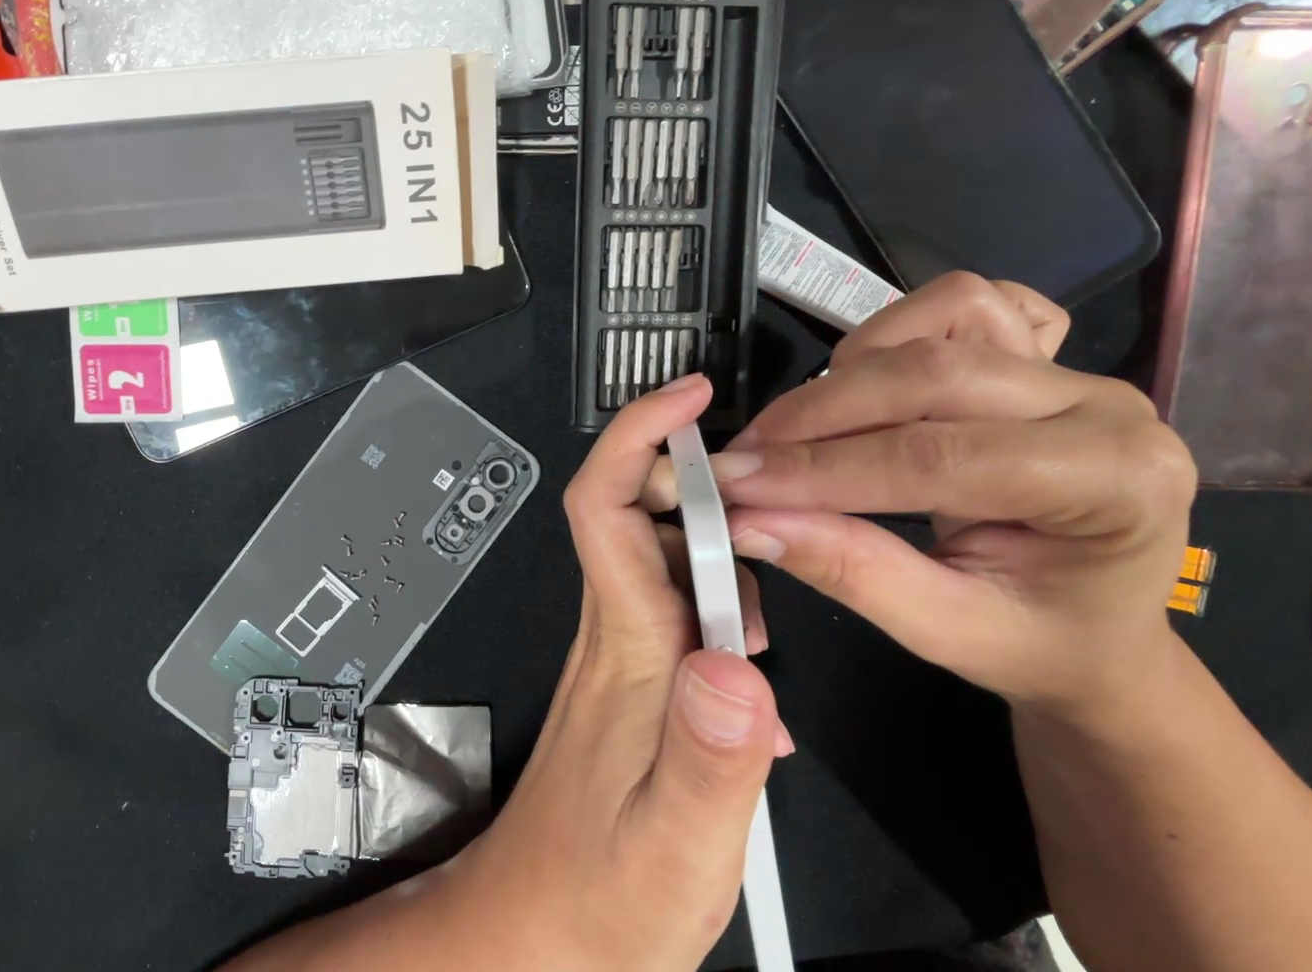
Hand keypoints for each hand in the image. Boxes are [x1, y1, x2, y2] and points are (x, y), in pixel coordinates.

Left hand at [224, 377, 787, 971]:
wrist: (535, 936)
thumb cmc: (598, 900)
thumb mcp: (676, 846)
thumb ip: (711, 757)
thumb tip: (736, 664)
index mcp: (624, 651)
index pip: (604, 506)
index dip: (638, 435)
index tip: (688, 394)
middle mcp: (614, 637)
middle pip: (637, 514)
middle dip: (703, 483)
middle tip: (776, 507)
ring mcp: (620, 658)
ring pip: (664, 559)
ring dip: (723, 552)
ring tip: (776, 609)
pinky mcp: (633, 686)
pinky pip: (676, 610)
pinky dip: (723, 607)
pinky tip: (753, 671)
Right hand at [654, 273, 1197, 720]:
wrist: (1096, 632)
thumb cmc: (1034, 642)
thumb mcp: (944, 629)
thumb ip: (852, 570)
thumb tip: (747, 520)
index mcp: (1114, 483)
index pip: (940, 455)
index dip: (824, 466)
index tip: (736, 482)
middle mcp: (1102, 407)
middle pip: (933, 375)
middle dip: (818, 416)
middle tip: (742, 462)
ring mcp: (1070, 370)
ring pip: (940, 325)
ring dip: (847, 374)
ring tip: (794, 437)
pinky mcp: (1034, 355)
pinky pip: (956, 309)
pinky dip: (890, 337)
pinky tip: (857, 389)